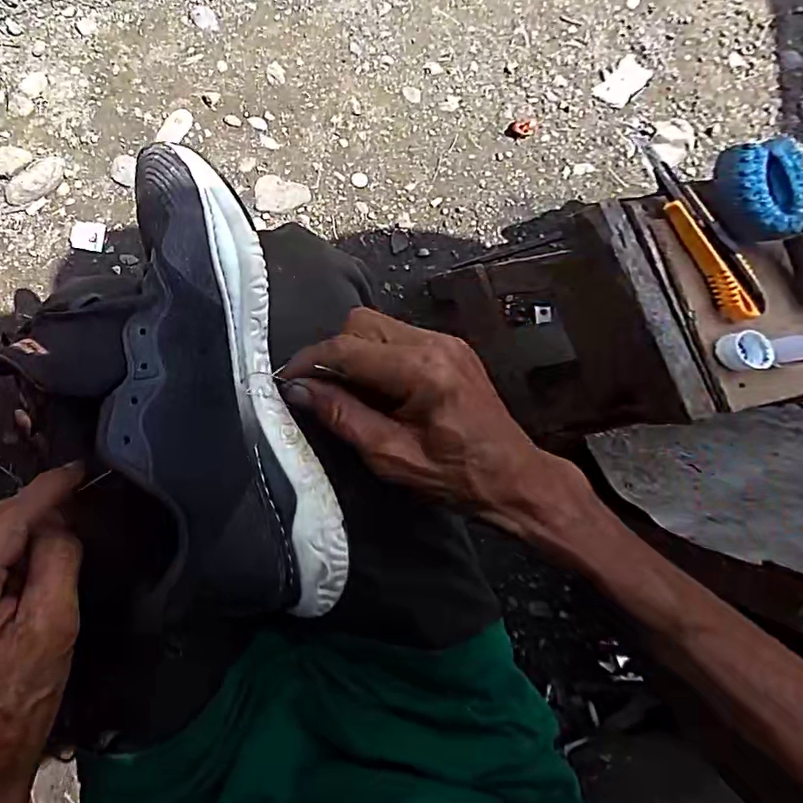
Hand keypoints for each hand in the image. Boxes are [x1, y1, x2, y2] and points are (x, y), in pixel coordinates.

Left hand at [0, 464, 83, 802]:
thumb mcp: (53, 630)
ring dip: (29, 533)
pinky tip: (38, 565)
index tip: (75, 472)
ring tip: (64, 544)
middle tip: (79, 504)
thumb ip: (58, 561)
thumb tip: (60, 521)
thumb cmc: (15, 712)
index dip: (46, 490)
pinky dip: (16, 553)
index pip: (6, 520)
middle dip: (40, 510)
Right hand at [281, 308, 589, 540]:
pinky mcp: (448, 348)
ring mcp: (445, 342)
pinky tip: (376, 389)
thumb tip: (302, 390)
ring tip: (349, 393)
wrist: (514, 478)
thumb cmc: (459, 477)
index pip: (347, 348)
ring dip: (352, 353)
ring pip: (375, 325)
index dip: (309, 361)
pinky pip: (395, 337)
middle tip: (320, 390)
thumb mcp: (391, 456)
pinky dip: (373, 356)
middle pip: (359, 323)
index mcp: (423, 372)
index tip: (288, 379)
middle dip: (331, 353)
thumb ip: (342, 417)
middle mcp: (435, 345)